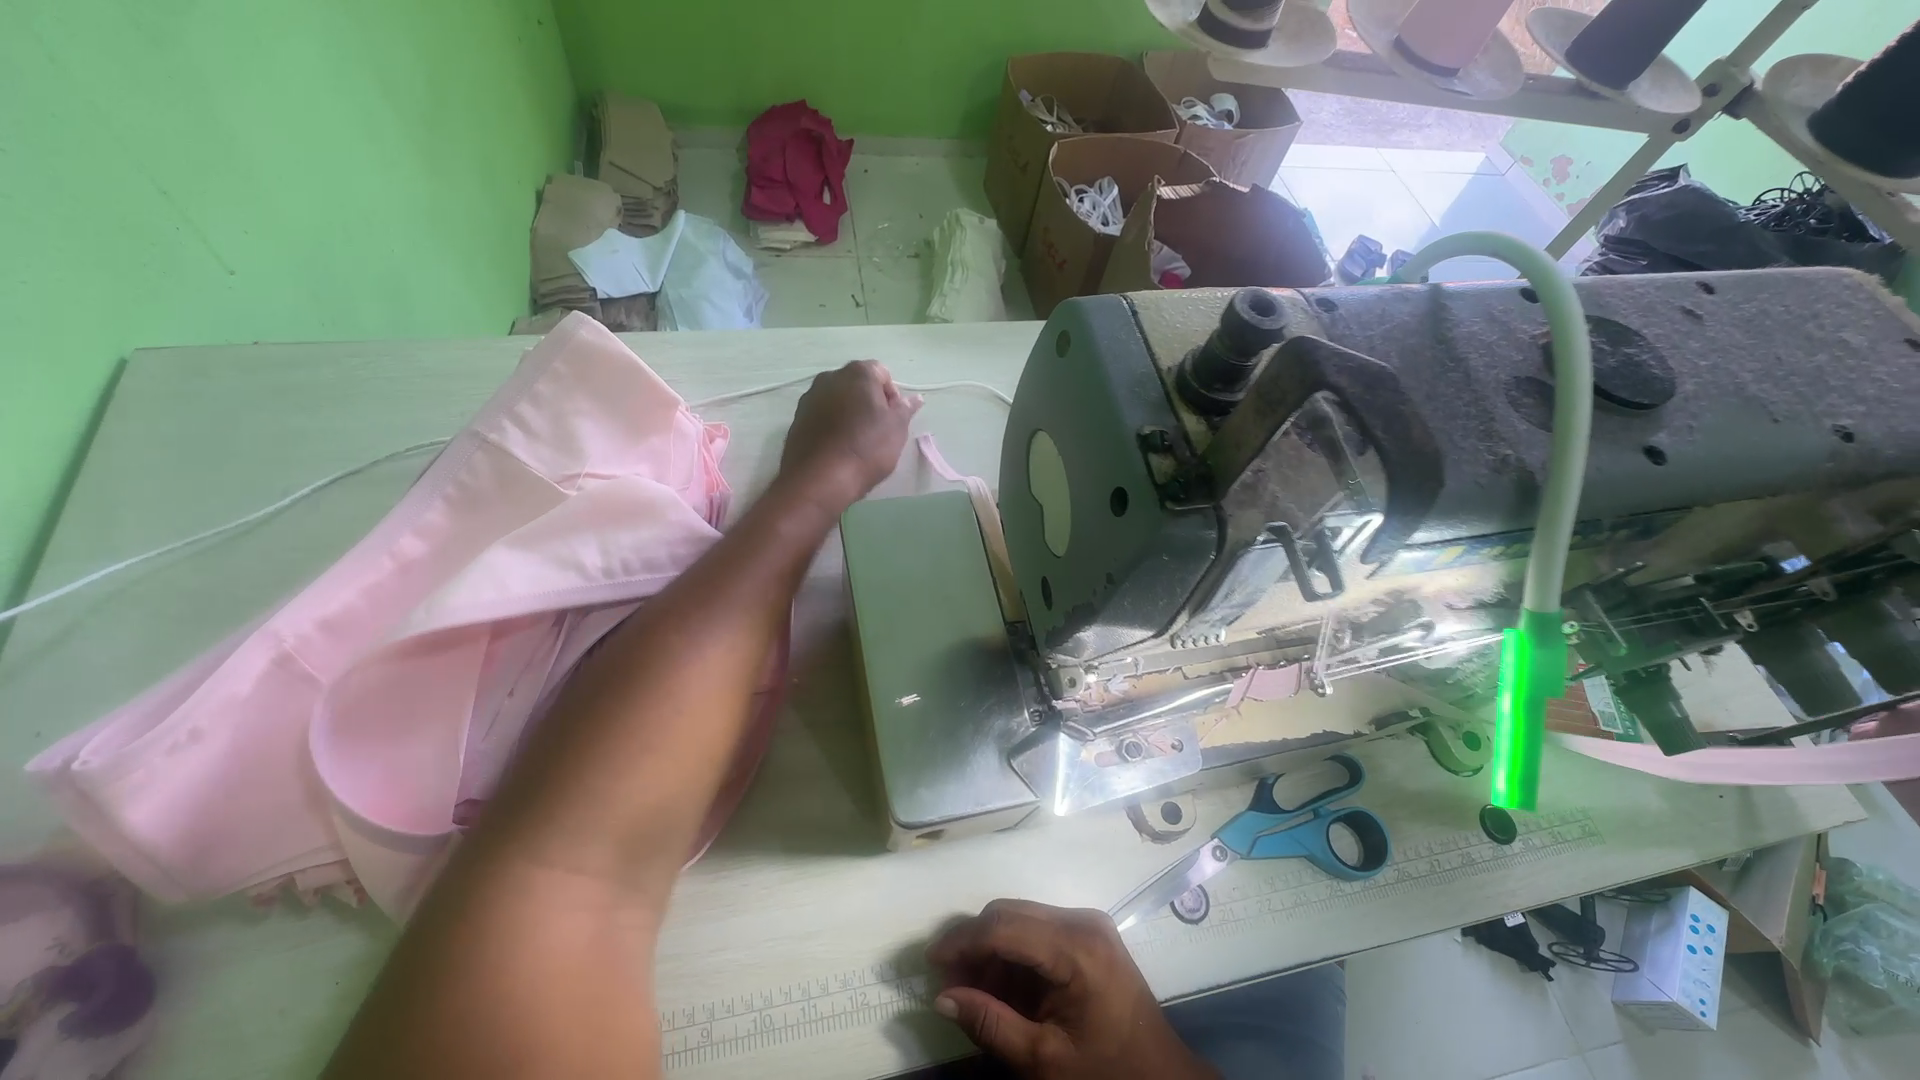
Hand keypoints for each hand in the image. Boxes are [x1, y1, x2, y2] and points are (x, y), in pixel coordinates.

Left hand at [777, 360, 920, 512]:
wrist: (818, 480)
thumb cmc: (866, 449)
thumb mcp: (896, 429)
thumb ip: (905, 409)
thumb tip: (915, 398)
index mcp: (857, 373)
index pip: (882, 373)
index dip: (892, 396)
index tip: (894, 420)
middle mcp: (830, 377)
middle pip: (858, 384)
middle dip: (870, 403)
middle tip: (878, 431)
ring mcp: (810, 398)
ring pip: (838, 400)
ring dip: (850, 414)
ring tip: (857, 442)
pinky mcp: (797, 419)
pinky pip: (822, 416)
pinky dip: (832, 426)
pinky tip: (838, 448)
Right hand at [927, 900, 1215, 1079]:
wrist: (1161, 1077)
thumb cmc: (1104, 1071)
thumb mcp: (1042, 1059)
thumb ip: (990, 1024)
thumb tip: (941, 996)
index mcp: (1076, 948)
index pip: (1003, 927)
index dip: (961, 941)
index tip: (929, 963)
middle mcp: (1082, 921)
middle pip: (1008, 914)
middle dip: (973, 946)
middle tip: (950, 986)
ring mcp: (1088, 924)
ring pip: (1018, 919)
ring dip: (991, 952)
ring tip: (976, 997)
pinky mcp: (1089, 934)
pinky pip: (1036, 930)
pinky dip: (1012, 955)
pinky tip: (1004, 992)